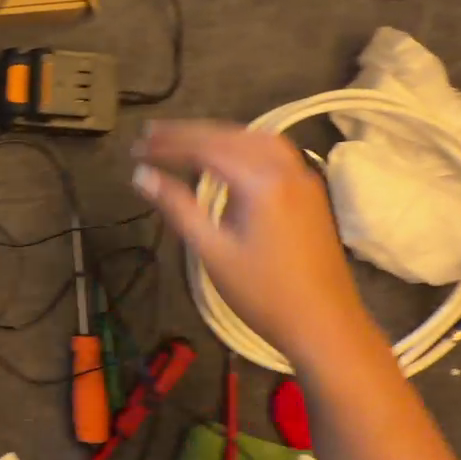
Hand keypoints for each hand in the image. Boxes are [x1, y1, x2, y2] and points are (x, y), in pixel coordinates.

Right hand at [132, 120, 384, 365]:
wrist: (325, 326)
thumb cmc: (263, 293)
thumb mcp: (212, 251)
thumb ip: (177, 207)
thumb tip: (141, 175)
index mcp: (261, 183)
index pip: (205, 149)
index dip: (168, 145)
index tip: (135, 149)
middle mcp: (286, 171)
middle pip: (230, 136)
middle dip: (188, 133)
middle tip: (150, 135)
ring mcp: (303, 180)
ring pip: (255, 139)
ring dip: (217, 134)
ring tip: (183, 140)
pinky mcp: (309, 193)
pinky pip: (272, 152)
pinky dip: (241, 144)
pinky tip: (224, 156)